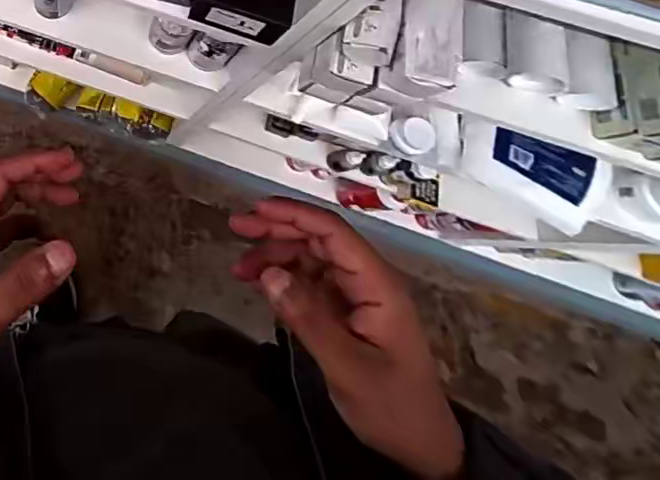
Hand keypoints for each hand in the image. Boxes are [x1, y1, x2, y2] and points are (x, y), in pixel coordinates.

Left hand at [0, 148, 82, 390]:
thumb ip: (26, 281)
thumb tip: (68, 250)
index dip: (34, 163)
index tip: (66, 161)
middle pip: (5, 183)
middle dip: (41, 173)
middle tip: (76, 172)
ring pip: (7, 201)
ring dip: (37, 194)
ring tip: (71, 196)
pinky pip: (7, 225)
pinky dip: (31, 221)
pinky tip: (51, 231)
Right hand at [232, 197, 463, 478]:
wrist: (422, 450)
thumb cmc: (392, 407)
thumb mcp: (348, 368)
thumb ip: (308, 318)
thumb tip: (268, 273)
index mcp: (376, 282)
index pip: (332, 231)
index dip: (294, 214)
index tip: (257, 209)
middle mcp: (365, 279)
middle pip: (317, 239)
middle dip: (277, 229)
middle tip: (237, 226)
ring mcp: (355, 295)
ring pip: (310, 258)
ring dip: (275, 256)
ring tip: (240, 268)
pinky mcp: (345, 311)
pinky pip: (310, 282)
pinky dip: (283, 279)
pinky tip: (259, 283)